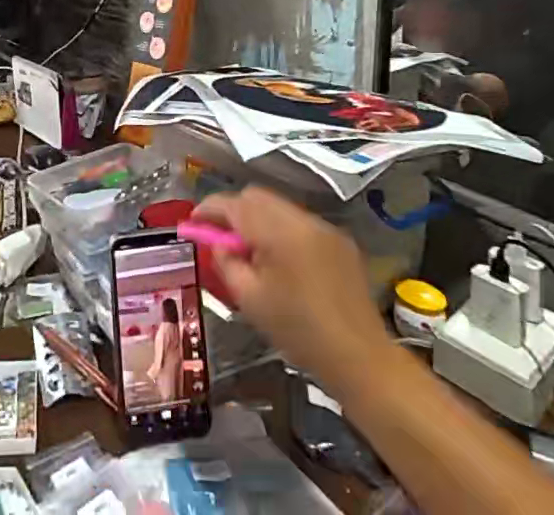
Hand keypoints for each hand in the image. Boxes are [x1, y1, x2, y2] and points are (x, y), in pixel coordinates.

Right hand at [191, 187, 392, 381]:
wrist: (360, 357)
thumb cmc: (298, 332)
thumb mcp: (249, 299)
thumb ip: (226, 261)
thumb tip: (217, 242)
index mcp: (279, 233)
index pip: (234, 204)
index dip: (208, 208)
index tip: (192, 222)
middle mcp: (303, 220)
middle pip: (256, 196)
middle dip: (232, 209)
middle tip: (218, 236)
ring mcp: (325, 228)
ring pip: (278, 206)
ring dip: (257, 219)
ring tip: (249, 251)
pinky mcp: (340, 240)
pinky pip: (299, 221)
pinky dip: (280, 229)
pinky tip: (279, 259)